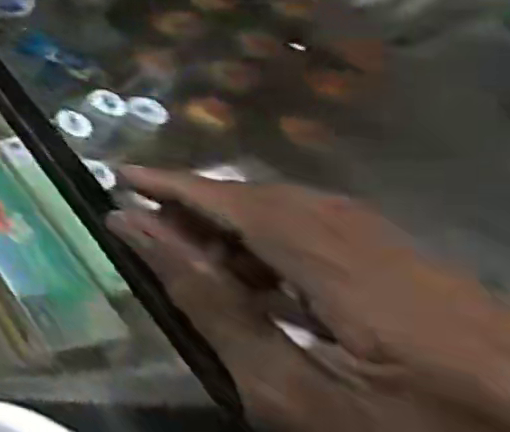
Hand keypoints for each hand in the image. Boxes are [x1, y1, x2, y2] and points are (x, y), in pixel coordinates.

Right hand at [109, 167, 509, 431]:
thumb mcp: (292, 401)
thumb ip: (212, 308)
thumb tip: (131, 227)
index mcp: (389, 305)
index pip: (265, 215)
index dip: (187, 189)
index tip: (121, 176)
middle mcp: (422, 273)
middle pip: (293, 206)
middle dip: (212, 203)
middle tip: (152, 220)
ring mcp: (446, 281)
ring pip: (321, 215)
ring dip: (247, 219)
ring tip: (201, 250)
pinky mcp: (455, 294)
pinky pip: (352, 238)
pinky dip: (289, 239)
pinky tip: (265, 275)